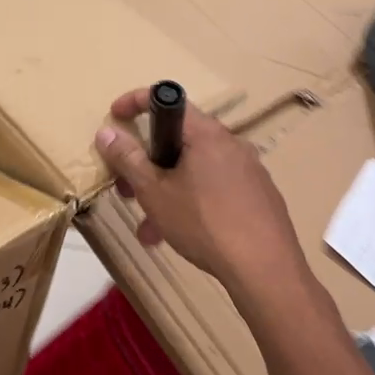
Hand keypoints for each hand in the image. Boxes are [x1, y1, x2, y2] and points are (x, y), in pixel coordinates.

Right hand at [94, 89, 306, 290]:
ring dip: (165, 191)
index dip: (134, 102)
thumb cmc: (205, 224)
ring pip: (194, 170)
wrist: (268, 275)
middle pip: (178, 140)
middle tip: (126, 188)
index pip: (167, 99)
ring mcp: (250, 172)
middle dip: (146, 163)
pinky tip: (181, 235)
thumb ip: (127, 158)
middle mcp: (231, 145)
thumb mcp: (154, 191)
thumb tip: (106, 132)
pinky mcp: (260, 198)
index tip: (114, 117)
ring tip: (149, 228)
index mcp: (207, 134)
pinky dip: (191, 201)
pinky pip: (215, 188)